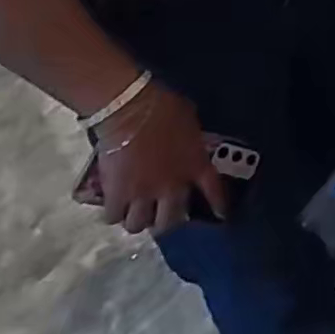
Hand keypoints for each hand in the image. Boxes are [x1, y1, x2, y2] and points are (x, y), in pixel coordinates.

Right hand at [92, 82, 230, 234]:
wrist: (131, 110)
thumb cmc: (165, 108)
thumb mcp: (190, 123)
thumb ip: (192, 143)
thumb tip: (188, 147)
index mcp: (195, 165)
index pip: (213, 191)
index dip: (218, 205)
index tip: (221, 215)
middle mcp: (172, 186)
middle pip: (170, 220)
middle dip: (166, 219)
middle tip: (160, 211)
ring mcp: (143, 194)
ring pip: (139, 225)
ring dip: (138, 218)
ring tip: (135, 209)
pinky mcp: (116, 195)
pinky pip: (113, 217)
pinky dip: (114, 212)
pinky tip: (115, 203)